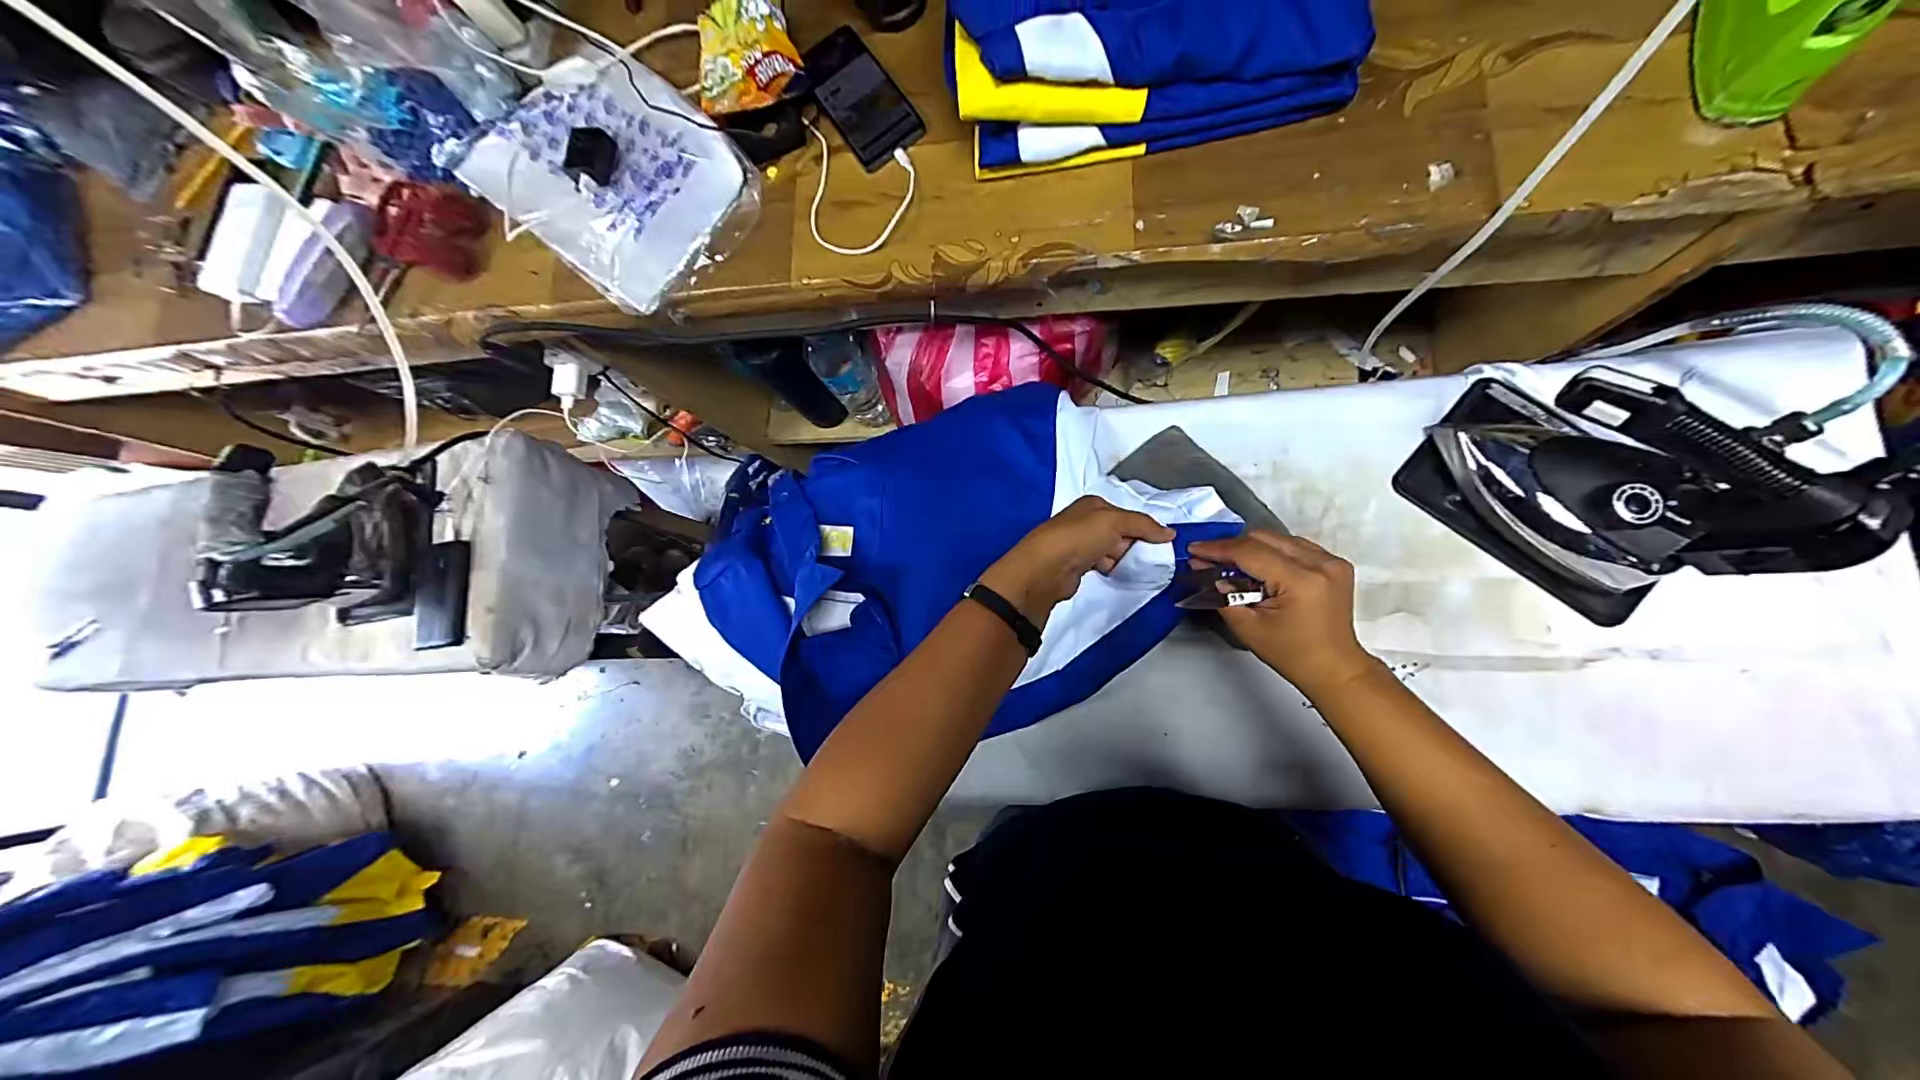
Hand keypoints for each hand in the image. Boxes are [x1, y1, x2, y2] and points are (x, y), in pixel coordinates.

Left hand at [978, 495, 1175, 624]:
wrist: (1047, 570)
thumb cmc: (1078, 537)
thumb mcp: (1116, 522)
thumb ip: (1144, 525)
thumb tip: (1168, 533)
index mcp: (1092, 505)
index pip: (1125, 514)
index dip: (1142, 527)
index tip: (1157, 541)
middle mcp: (1084, 522)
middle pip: (1119, 532)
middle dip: (1132, 544)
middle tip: (1143, 555)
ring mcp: (1078, 544)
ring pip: (1111, 550)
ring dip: (1121, 558)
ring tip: (1128, 566)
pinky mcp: (1076, 565)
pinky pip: (1101, 565)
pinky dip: (1110, 568)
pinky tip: (1114, 573)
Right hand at [1187, 531, 1380, 696]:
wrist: (1333, 667)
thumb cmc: (1292, 654)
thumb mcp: (1247, 627)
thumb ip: (1222, 595)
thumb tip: (1205, 568)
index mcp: (1301, 581)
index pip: (1250, 551)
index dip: (1218, 549)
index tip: (1195, 549)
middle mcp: (1320, 564)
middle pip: (1264, 538)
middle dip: (1232, 547)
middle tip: (1209, 559)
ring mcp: (1331, 561)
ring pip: (1278, 538)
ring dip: (1252, 548)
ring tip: (1233, 566)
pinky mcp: (1334, 563)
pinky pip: (1294, 545)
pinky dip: (1272, 552)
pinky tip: (1260, 568)